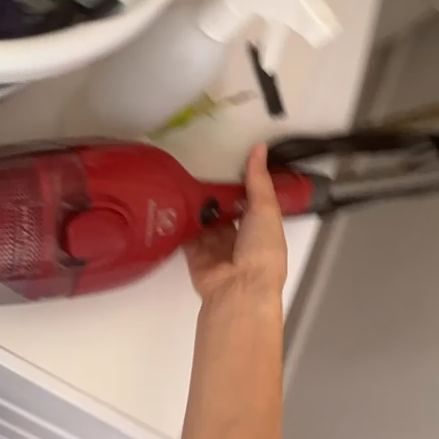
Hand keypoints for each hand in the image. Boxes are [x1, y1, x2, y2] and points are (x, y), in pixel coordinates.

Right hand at [185, 144, 289, 306]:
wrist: (239, 288)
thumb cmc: (261, 253)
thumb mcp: (265, 209)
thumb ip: (258, 180)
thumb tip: (259, 149)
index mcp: (262, 230)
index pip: (251, 203)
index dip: (242, 186)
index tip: (230, 165)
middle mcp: (240, 241)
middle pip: (225, 214)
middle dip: (215, 198)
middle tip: (203, 174)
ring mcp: (216, 250)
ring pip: (205, 225)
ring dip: (198, 210)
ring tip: (186, 186)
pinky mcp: (196, 257)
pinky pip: (187, 238)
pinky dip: (181, 226)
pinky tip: (174, 209)